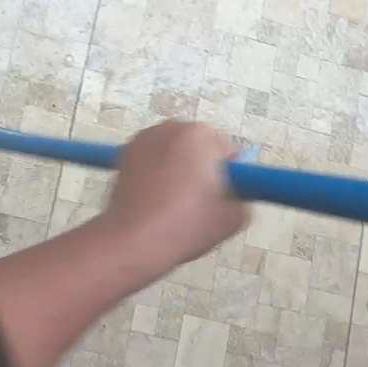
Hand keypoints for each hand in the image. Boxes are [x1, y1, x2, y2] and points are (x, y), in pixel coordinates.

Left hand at [95, 121, 248, 276]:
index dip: (229, 173)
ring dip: (178, 164)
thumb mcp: (234, 217)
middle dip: (202, 164)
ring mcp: (144, 137)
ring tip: (174, 199)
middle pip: (198, 144)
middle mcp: (171, 127)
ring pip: (173, 149)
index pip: (226, 149)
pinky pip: (152, 156)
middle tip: (201, 199)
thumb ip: (242, 196)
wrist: (134, 239)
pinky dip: (156, 168)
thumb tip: (234, 190)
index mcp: (199, 135)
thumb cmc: (187, 225)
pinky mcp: (125, 151)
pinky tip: (154, 196)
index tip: (223, 195)